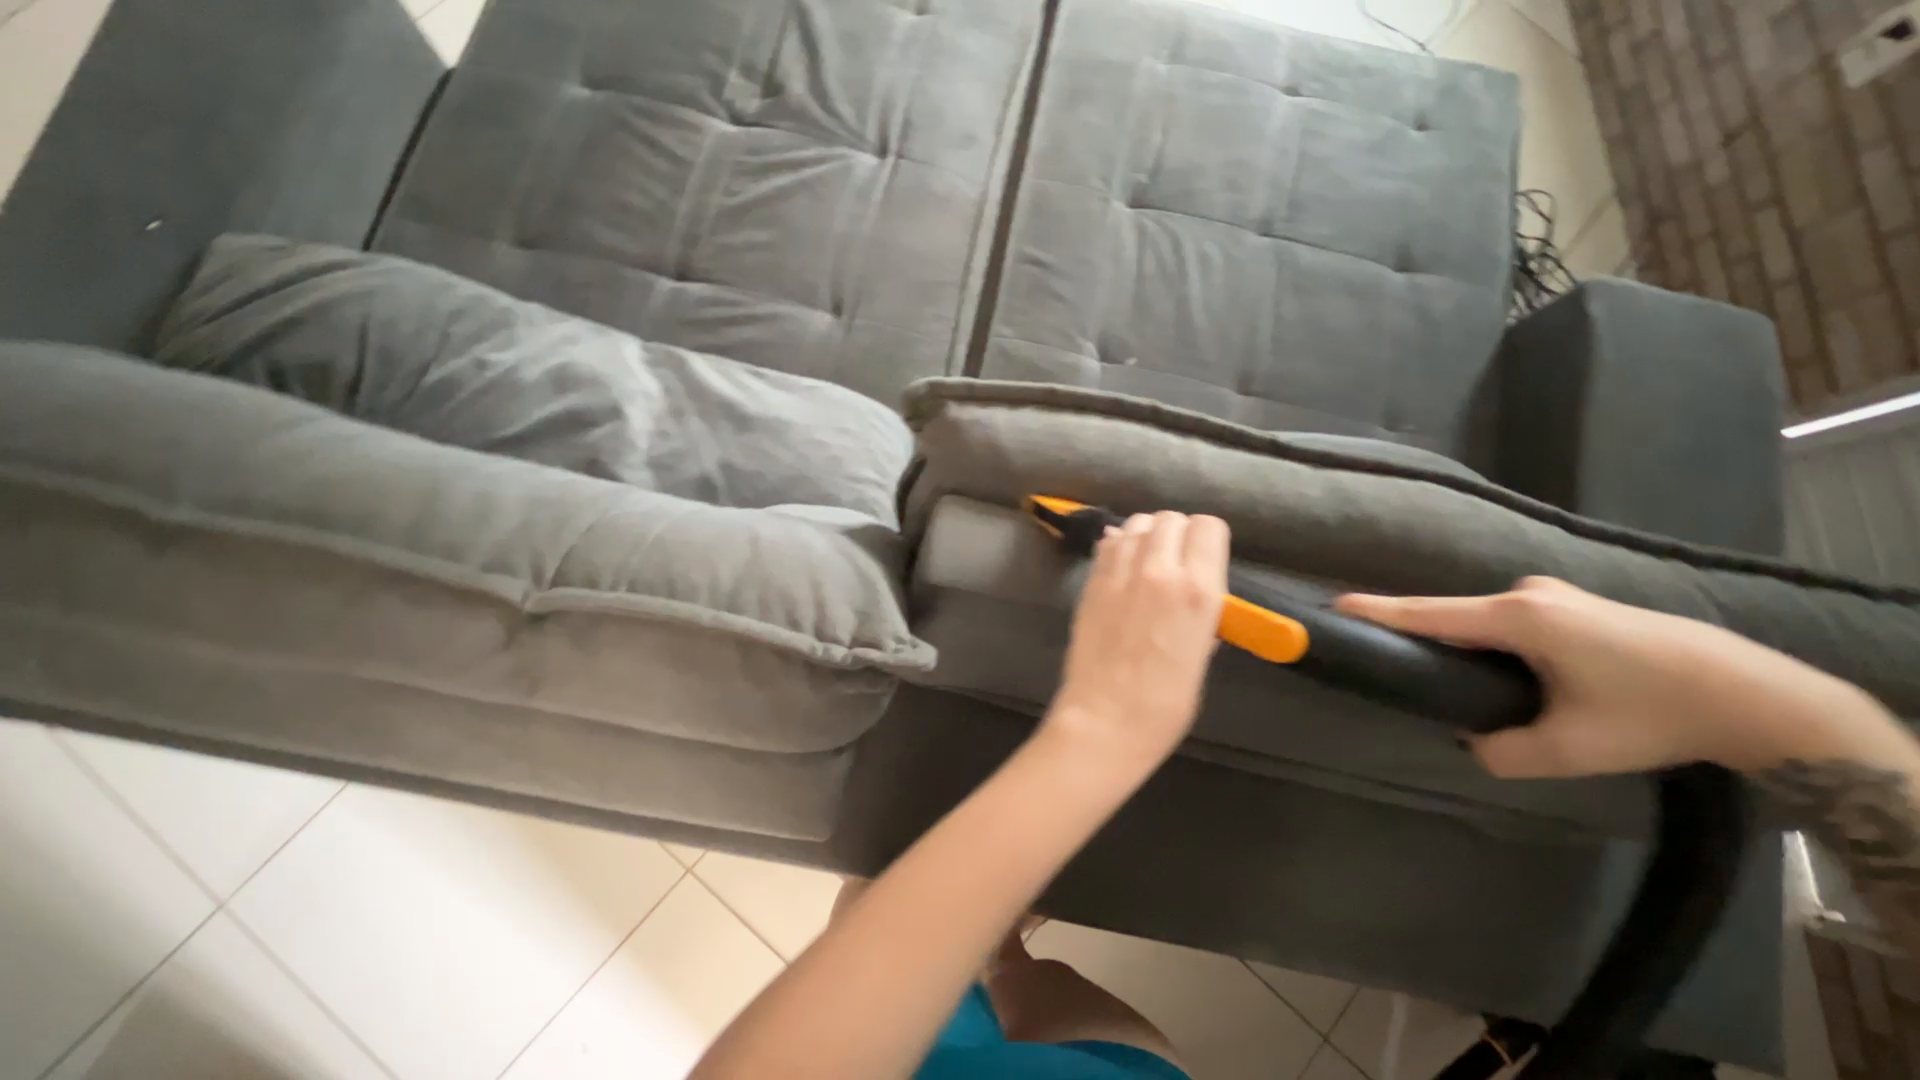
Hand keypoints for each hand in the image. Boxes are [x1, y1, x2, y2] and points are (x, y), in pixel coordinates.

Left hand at [1045, 511, 1229, 766]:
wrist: (1104, 721)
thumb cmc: (1164, 704)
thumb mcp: (1200, 655)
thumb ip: (1200, 615)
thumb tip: (1196, 600)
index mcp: (1199, 590)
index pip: (1208, 527)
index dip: (1208, 540)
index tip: (1205, 558)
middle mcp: (1160, 569)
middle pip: (1172, 519)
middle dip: (1177, 534)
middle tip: (1175, 562)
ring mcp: (1120, 572)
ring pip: (1138, 523)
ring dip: (1146, 536)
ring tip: (1147, 563)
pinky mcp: (1091, 581)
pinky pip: (1109, 543)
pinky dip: (1119, 546)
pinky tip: (1121, 569)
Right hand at [1336, 577, 1896, 776]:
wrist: (1753, 697)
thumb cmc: (1652, 716)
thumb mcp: (1568, 750)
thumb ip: (1501, 751)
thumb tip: (1474, 741)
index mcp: (1519, 618)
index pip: (1429, 614)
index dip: (1378, 612)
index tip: (1333, 605)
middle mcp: (1529, 593)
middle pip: (1452, 615)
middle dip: (1418, 637)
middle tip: (1390, 666)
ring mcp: (1555, 595)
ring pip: (1484, 621)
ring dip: (1462, 646)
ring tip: (1449, 682)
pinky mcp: (1576, 607)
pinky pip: (1511, 622)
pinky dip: (1493, 644)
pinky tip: (1506, 676)